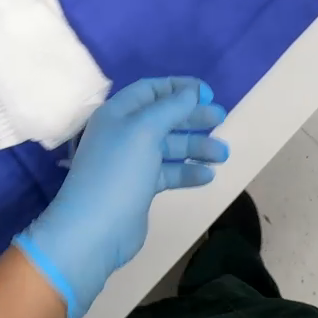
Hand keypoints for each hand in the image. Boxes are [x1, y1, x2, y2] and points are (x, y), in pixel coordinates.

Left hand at [15, 77, 228, 317]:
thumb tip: (191, 92)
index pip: (150, 90)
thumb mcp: (144, 130)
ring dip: (195, 146)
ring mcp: (131, 162)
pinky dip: (187, 171)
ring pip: (168, 146)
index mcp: (118, 113)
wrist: (94, 229)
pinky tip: (208, 176)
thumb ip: (170, 108)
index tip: (209, 93)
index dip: (179, 88)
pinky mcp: (139, 187)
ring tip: (223, 154)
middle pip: (163, 117)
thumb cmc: (118, 171)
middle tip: (222, 118)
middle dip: (192, 116)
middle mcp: (123, 133)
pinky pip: (168, 172)